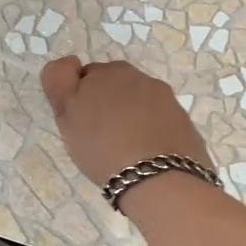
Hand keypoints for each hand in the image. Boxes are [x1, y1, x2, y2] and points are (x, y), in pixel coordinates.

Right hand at [40, 57, 213, 187]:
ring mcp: (169, 102)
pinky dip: (150, 132)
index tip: (78, 120)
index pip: (84, 76)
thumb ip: (58, 80)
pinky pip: (159, 123)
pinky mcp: (187, 126)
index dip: (77, 97)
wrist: (162, 183)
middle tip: (97, 134)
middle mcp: (142, 79)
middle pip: (114, 88)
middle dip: (105, 103)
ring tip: (123, 147)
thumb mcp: (65, 111)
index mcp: (109, 71)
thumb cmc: (102, 144)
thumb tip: (69, 63)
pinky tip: (145, 155)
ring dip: (129, 117)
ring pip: (138, 104)